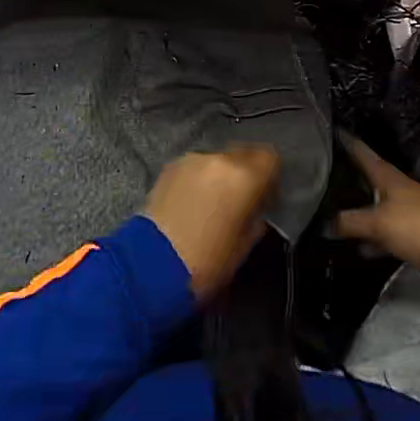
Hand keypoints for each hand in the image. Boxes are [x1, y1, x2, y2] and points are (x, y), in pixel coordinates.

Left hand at [142, 146, 279, 298]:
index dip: (270, 176)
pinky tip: (190, 202)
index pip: (270, 158)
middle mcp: (221, 159)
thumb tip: (255, 209)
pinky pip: (195, 167)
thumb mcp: (244, 245)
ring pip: (218, 160)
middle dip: (245, 173)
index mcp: (246, 177)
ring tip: (209, 203)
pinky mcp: (170, 167)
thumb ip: (255, 217)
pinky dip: (198, 179)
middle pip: (244, 154)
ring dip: (219, 176)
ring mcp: (193, 160)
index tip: (265, 197)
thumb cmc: (206, 262)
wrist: (149, 266)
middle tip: (238, 200)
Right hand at [331, 138, 419, 287]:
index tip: (329, 131)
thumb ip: (350, 222)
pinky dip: (366, 236)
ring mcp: (401, 212)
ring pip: (370, 207)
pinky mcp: (406, 234)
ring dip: (353, 209)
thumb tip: (323, 224)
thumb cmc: (418, 226)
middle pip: (365, 178)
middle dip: (344, 176)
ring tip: (326, 211)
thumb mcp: (379, 222)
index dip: (347, 141)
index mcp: (389, 177)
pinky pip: (379, 232)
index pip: (363, 153)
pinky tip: (350, 245)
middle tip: (318, 174)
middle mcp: (394, 190)